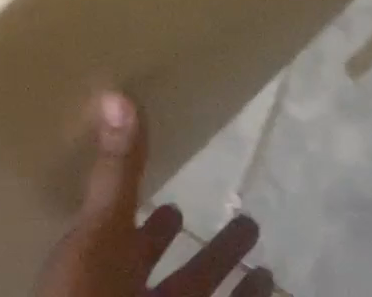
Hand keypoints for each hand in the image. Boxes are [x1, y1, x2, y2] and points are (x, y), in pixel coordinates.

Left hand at [34, 92, 274, 296]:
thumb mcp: (100, 235)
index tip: (175, 204)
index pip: (131, 244)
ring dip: (232, 283)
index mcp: (105, 275)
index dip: (151, 228)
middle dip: (206, 254)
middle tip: (245, 223)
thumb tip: (116, 94)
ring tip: (261, 257)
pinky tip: (271, 287)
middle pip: (179, 282)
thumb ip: (117, 172)